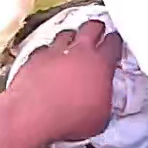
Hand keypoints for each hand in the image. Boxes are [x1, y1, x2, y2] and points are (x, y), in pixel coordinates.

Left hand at [2, 19, 123, 144]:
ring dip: (71, 36)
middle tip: (98, 30)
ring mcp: (56, 52)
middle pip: (91, 28)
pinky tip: (48, 58)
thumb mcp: (101, 117)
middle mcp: (79, 52)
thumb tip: (103, 102)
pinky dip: (47, 51)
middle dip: (96, 28)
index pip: (113, 43)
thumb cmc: (67, 119)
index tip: (115, 42)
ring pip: (66, 33)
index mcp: (100, 64)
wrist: (31, 117)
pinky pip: (44, 48)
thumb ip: (105, 100)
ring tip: (72, 42)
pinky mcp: (35, 58)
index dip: (115, 41)